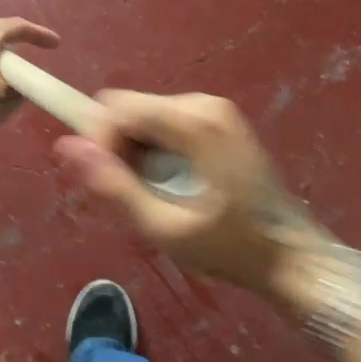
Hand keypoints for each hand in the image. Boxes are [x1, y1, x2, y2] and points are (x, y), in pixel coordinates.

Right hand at [54, 91, 320, 305]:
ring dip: (139, 153)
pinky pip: (168, 123)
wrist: (294, 258)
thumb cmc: (231, 247)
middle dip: (121, 148)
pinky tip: (175, 186)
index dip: (101, 141)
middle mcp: (205, 103)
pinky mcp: (222, 121)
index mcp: (195, 122)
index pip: (117, 106)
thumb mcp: (164, 226)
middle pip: (132, 108)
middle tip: (135, 196)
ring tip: (156, 196)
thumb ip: (112, 184)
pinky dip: (159, 151)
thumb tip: (66, 146)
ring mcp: (217, 110)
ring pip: (147, 116)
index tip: (109, 184)